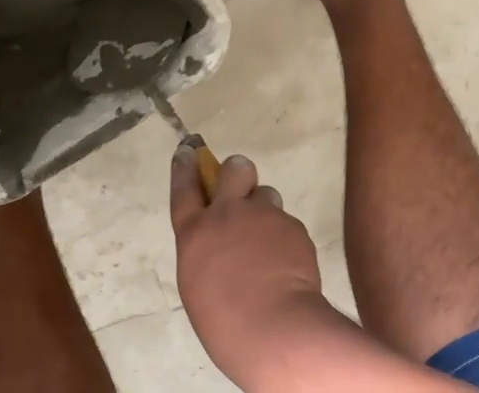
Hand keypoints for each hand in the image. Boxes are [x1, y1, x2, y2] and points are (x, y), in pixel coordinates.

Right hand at [170, 148, 324, 378]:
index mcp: (195, 234)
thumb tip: (221, 244)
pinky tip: (288, 266)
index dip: (186, 167)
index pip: (185, 190)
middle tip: (243, 191)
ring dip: (266, 212)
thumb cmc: (226, 324)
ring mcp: (263, 215)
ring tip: (270, 246)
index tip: (188, 150)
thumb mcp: (199, 286)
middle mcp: (228, 214)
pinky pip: (288, 223)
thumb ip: (207, 252)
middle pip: (235, 169)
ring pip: (267, 194)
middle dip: (239, 173)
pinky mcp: (292, 225)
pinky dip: (286, 239)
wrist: (275, 329)